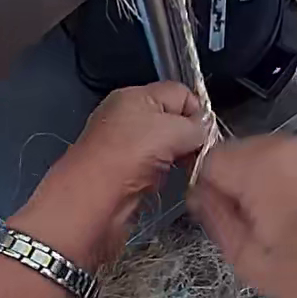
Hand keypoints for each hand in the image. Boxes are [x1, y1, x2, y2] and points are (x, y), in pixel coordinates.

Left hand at [8, 83, 209, 266]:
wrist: (91, 204)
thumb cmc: (126, 158)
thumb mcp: (172, 130)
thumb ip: (196, 126)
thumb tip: (205, 132)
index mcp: (135, 96)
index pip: (180, 93)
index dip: (197, 112)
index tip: (206, 136)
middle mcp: (127, 118)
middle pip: (173, 122)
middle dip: (188, 138)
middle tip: (196, 156)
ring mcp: (124, 148)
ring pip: (165, 149)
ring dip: (176, 160)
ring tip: (178, 171)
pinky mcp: (123, 176)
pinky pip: (154, 171)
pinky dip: (162, 178)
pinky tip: (161, 185)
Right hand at [188, 134, 296, 297]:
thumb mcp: (248, 260)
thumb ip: (216, 219)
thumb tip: (198, 195)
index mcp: (265, 166)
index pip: (213, 158)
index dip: (210, 189)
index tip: (223, 220)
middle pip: (246, 152)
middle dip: (242, 184)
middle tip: (259, 230)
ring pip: (277, 156)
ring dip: (272, 183)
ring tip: (291, 226)